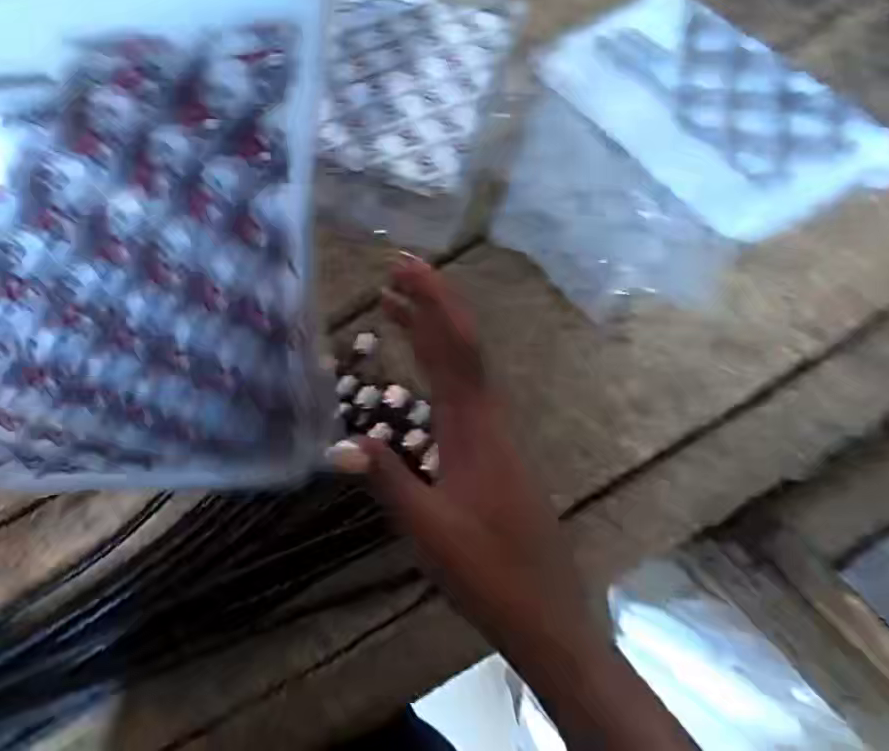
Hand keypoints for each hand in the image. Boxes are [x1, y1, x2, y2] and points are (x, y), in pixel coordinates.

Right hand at [329, 258, 603, 653]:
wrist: (550, 619)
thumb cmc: (489, 574)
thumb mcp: (429, 532)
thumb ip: (387, 482)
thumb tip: (338, 442)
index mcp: (475, 430)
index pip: (454, 349)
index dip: (432, 303)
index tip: (406, 268)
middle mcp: (488, 421)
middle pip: (460, 347)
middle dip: (430, 303)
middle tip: (395, 268)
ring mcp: (492, 436)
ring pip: (462, 368)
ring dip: (431, 331)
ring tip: (395, 304)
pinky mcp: (491, 453)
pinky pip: (461, 392)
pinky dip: (436, 365)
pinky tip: (419, 370)